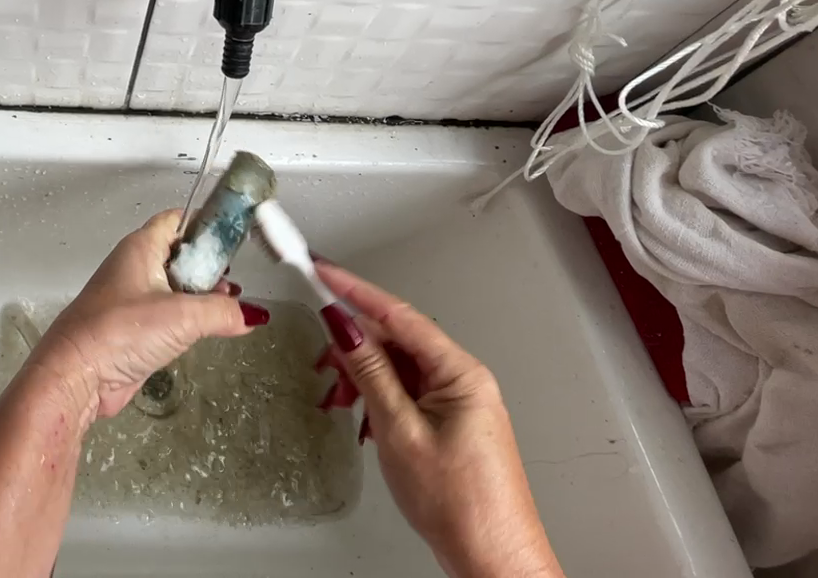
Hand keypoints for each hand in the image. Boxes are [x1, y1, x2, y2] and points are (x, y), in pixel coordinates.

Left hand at [26, 208, 267, 421]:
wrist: (78, 375)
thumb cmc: (117, 332)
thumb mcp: (182, 316)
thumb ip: (222, 312)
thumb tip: (251, 314)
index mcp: (141, 247)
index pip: (177, 220)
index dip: (206, 223)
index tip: (235, 234)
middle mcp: (136, 267)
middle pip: (180, 252)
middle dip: (209, 264)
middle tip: (234, 276)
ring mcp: (134, 297)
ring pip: (176, 284)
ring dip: (202, 294)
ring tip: (230, 303)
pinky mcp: (135, 327)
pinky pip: (170, 312)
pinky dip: (191, 317)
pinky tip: (211, 327)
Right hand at [315, 260, 563, 577]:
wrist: (496, 565)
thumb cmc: (460, 505)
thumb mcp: (399, 429)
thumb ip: (369, 370)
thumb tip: (342, 325)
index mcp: (460, 373)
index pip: (398, 314)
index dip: (354, 289)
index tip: (321, 269)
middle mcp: (461, 379)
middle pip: (395, 339)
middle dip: (352, 346)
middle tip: (320, 357)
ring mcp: (455, 400)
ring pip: (395, 365)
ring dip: (360, 375)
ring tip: (338, 399)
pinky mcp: (447, 420)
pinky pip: (403, 389)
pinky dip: (374, 395)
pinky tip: (359, 415)